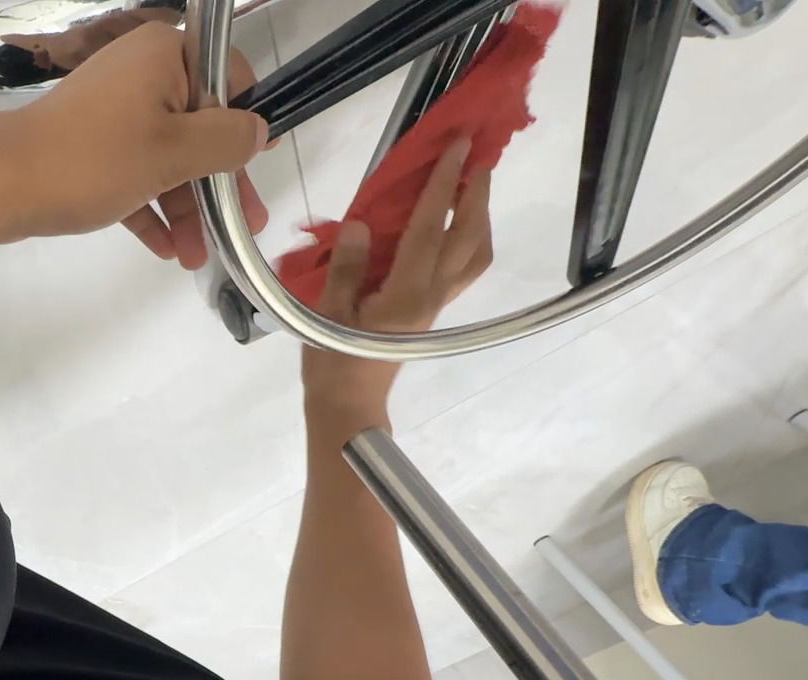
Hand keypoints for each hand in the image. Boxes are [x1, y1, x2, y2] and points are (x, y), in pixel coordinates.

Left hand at [0, 22, 269, 269]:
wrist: (3, 184)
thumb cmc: (93, 161)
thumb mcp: (172, 152)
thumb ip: (225, 141)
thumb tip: (259, 131)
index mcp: (167, 57)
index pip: (228, 80)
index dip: (245, 126)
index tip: (256, 168)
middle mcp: (141, 77)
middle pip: (197, 131)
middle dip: (216, 187)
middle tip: (240, 229)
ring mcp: (112, 116)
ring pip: (163, 162)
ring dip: (183, 210)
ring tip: (197, 258)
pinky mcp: (89, 152)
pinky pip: (131, 178)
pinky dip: (148, 211)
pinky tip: (166, 250)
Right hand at [303, 138, 492, 420]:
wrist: (347, 405)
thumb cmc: (333, 364)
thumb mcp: (329, 314)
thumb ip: (347, 269)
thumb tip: (362, 225)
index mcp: (406, 292)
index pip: (429, 227)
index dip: (442, 184)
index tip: (456, 147)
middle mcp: (431, 293)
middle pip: (468, 235)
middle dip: (474, 192)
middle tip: (474, 155)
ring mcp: (436, 303)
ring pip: (475, 252)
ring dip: (478, 215)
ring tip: (469, 188)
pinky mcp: (431, 311)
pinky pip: (464, 268)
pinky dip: (469, 240)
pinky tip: (454, 229)